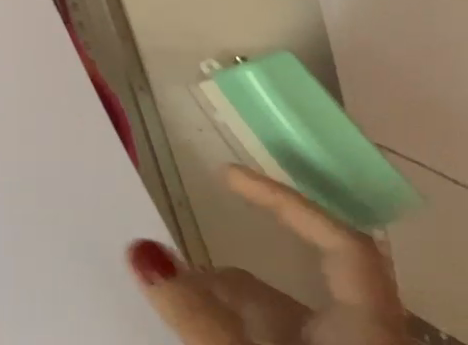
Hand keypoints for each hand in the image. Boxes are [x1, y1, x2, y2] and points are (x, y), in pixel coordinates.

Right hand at [126, 165, 404, 344]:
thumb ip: (196, 315)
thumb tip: (138, 247)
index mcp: (366, 332)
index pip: (342, 246)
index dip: (287, 203)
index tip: (222, 175)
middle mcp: (357, 342)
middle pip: (273, 288)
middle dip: (207, 284)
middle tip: (152, 283)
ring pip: (261, 323)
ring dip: (207, 314)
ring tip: (162, 322)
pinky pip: (252, 342)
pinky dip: (218, 335)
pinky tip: (185, 336)